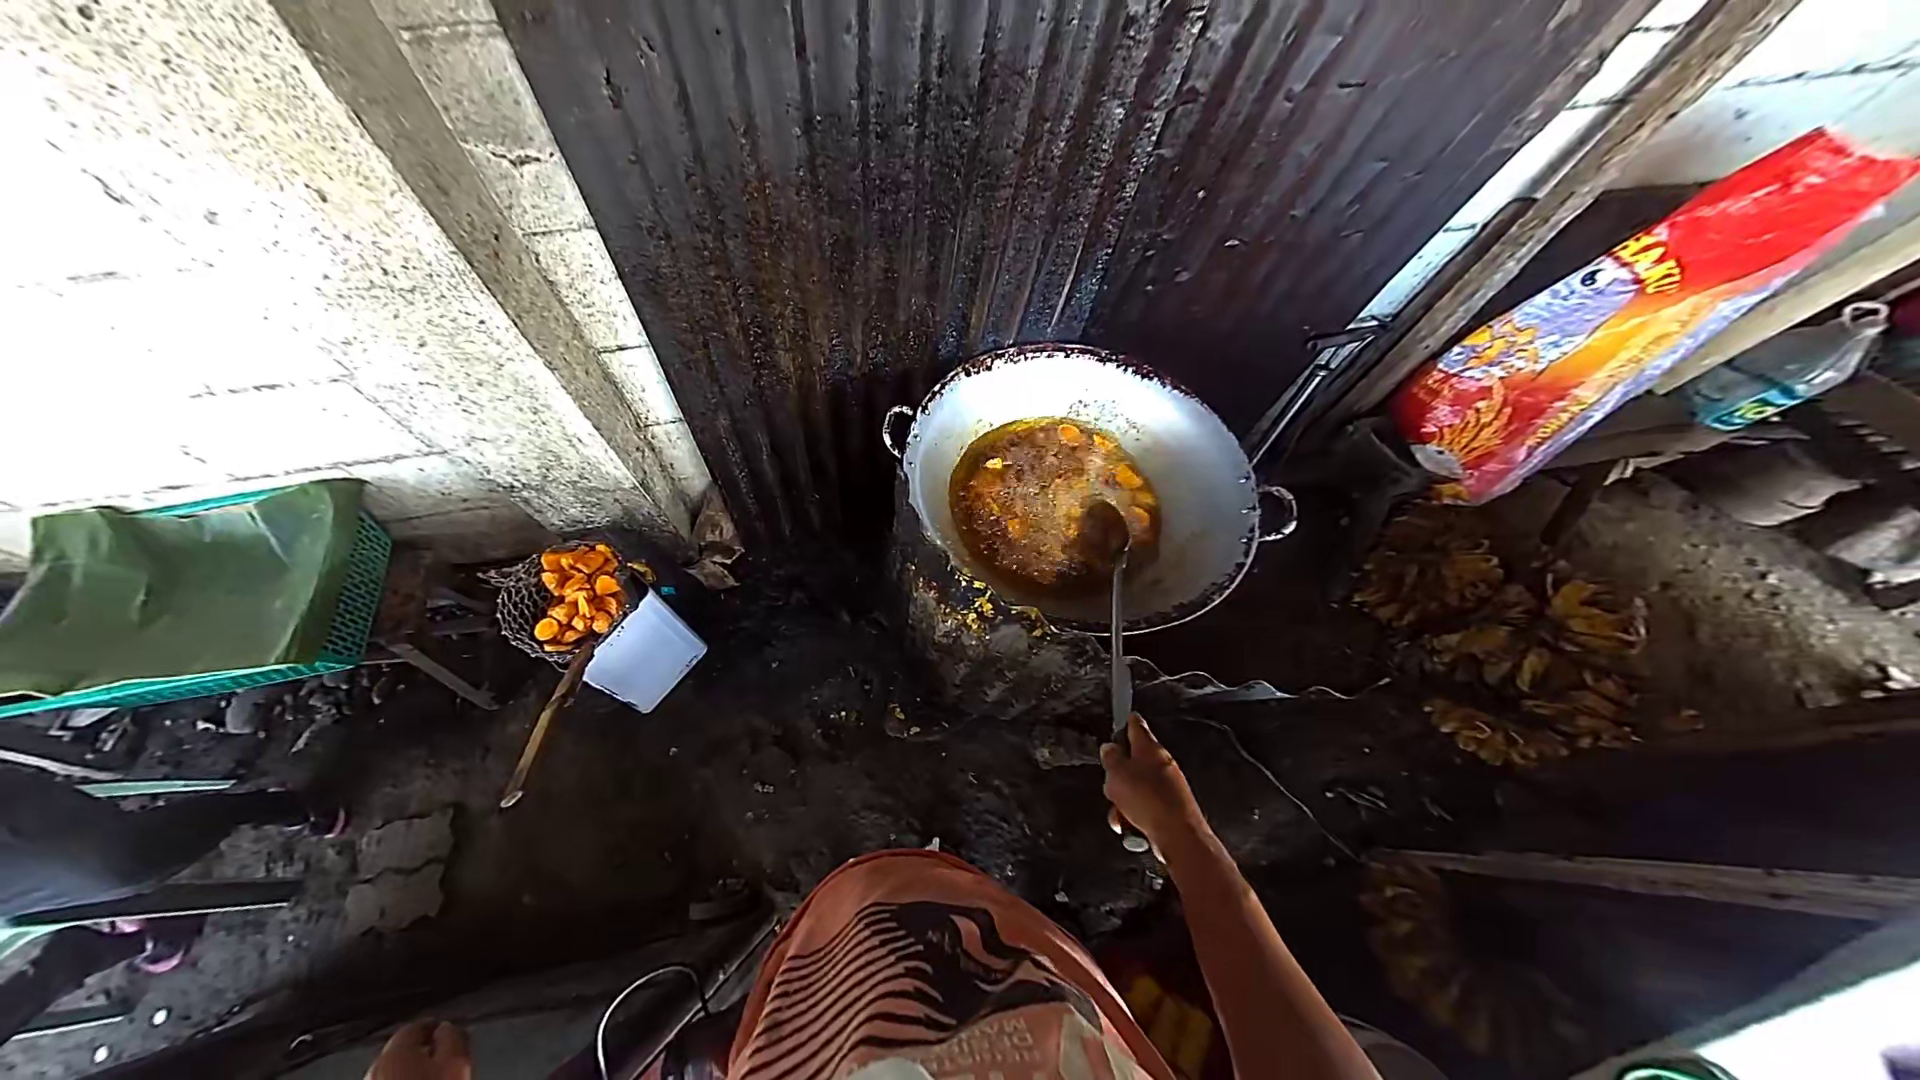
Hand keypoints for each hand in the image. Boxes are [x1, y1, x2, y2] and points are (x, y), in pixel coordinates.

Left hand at [365, 1020, 471, 1079]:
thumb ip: (453, 1036)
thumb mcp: (456, 1060)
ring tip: (432, 1073)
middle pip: (400, 1050)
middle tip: (442, 1052)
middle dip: (420, 1048)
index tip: (447, 1030)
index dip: (434, 1025)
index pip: (414, 1026)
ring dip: (411, 1068)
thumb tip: (447, 1027)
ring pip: (392, 1071)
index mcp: (393, 1053)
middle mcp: (372, 1070)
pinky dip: (403, 1079)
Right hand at [1101, 714, 1207, 849]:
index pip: (1136, 726)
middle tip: (1112, 783)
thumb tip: (1109, 748)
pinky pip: (1144, 807)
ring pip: (1136, 787)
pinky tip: (1131, 826)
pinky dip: (1134, 816)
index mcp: (1149, 748)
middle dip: (1118, 775)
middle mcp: (1161, 763)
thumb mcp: (1117, 774)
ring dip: (1123, 800)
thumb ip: (1110, 758)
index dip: (1127, 721)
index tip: (1125, 717)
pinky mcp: (1170, 807)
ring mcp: (1167, 786)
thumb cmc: (1150, 800)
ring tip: (1121, 813)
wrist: (1178, 835)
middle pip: (1132, 761)